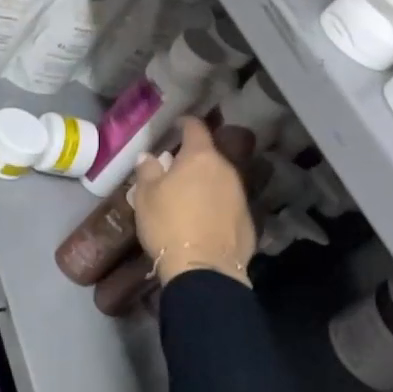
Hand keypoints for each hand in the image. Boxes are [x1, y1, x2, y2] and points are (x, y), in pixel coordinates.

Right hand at [130, 117, 254, 285]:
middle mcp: (226, 170)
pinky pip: (226, 203)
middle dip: (192, 159)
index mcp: (200, 158)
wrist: (203, 268)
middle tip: (173, 169)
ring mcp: (240, 195)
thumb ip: (147, 171)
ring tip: (186, 196)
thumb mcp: (145, 196)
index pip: (196, 129)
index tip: (177, 124)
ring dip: (204, 183)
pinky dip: (214, 205)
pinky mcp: (247, 219)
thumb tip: (149, 156)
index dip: (185, 123)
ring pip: (219, 180)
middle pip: (209, 156)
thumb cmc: (168, 224)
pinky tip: (201, 219)